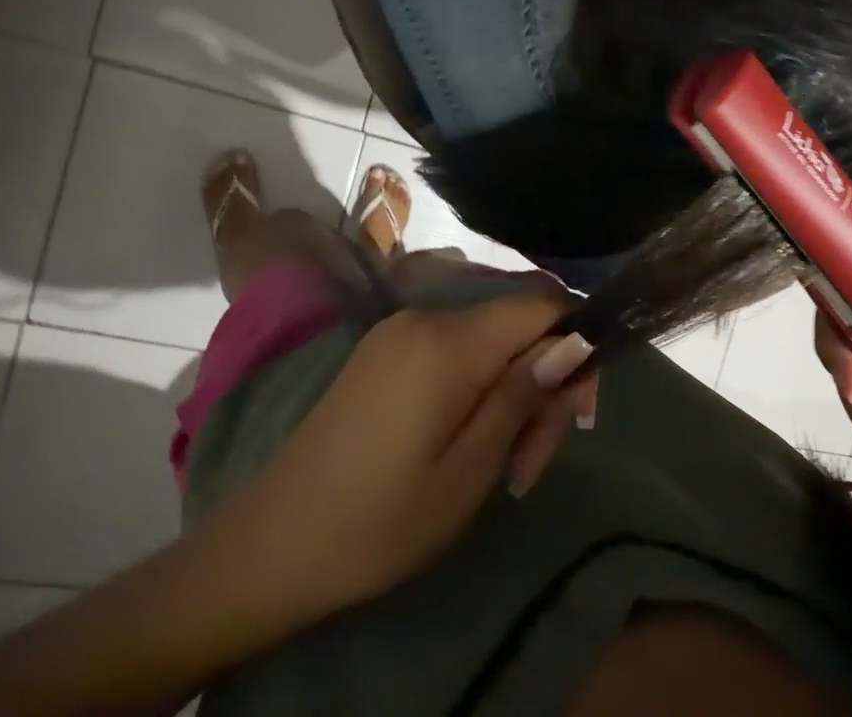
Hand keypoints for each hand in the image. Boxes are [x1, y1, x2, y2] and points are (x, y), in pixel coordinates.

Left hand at [202, 294, 595, 640]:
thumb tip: (574, 342)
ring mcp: (395, 337)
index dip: (577, 347)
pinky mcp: (379, 359)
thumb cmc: (380, 522)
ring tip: (506, 471)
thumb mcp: (469, 469)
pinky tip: (471, 449)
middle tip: (533, 466)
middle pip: (514, 327)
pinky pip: (450, 358)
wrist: (272, 546)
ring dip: (511, 398)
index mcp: (446, 342)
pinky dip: (476, 394)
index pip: (541, 305)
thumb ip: (522, 395)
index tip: (579, 416)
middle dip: (541, 386)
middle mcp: (421, 321)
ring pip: (486, 346)